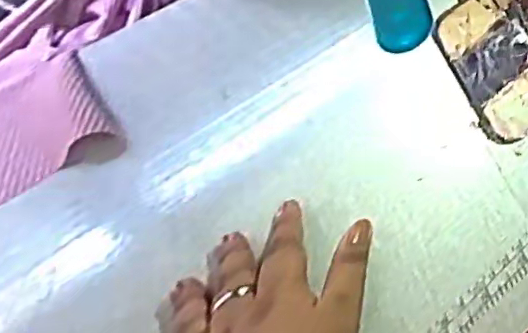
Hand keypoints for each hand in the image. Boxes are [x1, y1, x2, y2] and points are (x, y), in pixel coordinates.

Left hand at [160, 200, 371, 332]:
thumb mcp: (341, 312)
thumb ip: (349, 270)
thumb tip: (359, 226)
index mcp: (281, 295)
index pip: (284, 254)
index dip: (287, 229)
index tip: (286, 207)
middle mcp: (241, 314)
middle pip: (238, 279)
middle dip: (236, 258)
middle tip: (229, 238)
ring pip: (198, 313)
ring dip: (195, 295)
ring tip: (187, 282)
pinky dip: (172, 324)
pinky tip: (168, 319)